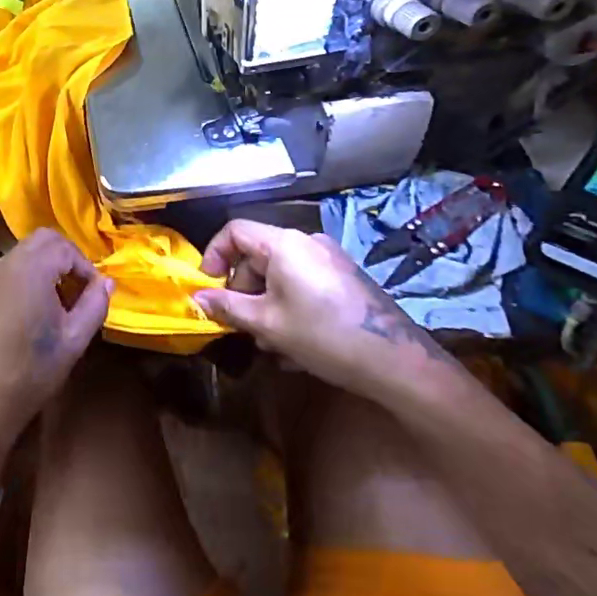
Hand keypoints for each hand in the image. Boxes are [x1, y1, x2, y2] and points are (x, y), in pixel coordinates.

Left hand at [0, 230, 112, 490]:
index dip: (85, 266)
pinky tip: (35, 308)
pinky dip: (28, 274)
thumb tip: (107, 280)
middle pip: (43, 239)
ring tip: (60, 300)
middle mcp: (8, 262)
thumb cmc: (35, 369)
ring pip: (25, 251)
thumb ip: (95, 303)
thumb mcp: (76, 338)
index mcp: (32, 267)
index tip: (95, 293)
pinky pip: (10, 267)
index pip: (65, 247)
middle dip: (66, 256)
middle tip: (80, 288)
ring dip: (47, 264)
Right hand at [193, 220, 451, 398]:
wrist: (399, 364)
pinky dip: (289, 305)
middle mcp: (307, 242)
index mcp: (284, 243)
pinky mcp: (346, 280)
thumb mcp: (267, 324)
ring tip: (270, 343)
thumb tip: (197, 299)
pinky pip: (303, 283)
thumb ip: (227, 307)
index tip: (208, 288)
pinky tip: (295, 344)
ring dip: (265, 304)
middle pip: (257, 254)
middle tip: (240, 324)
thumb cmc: (324, 336)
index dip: (213, 255)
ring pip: (280, 273)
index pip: (234, 231)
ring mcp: (330, 260)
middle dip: (242, 289)